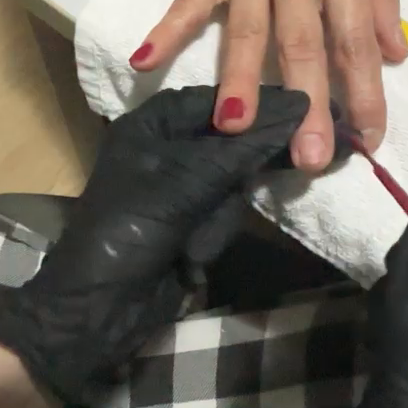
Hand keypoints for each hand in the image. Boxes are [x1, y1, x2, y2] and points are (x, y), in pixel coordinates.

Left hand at [0, 85, 306, 403]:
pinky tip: (217, 231)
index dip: (257, 102)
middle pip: (228, 134)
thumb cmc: (130, 229)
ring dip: (236, 195)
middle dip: (257, 146)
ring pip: (233, 172)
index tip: (305, 103)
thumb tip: (295, 115)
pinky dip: (226, 219)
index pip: (213, 100)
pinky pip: (225, 206)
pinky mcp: (192, 220)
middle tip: (308, 142)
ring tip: (244, 201)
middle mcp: (165, 148)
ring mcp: (179, 186)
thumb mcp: (183, 184)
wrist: (99, 307)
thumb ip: (239, 151)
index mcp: (149, 125)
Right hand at [141, 0, 405, 172]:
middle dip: (307, 102)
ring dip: (239, 76)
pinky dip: (166, 28)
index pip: (356, 39)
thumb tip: (394, 56)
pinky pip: (188, 0)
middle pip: (302, 43)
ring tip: (234, 126)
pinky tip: (145, 60)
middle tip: (308, 157)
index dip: (365, 92)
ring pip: (247, 28)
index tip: (368, 140)